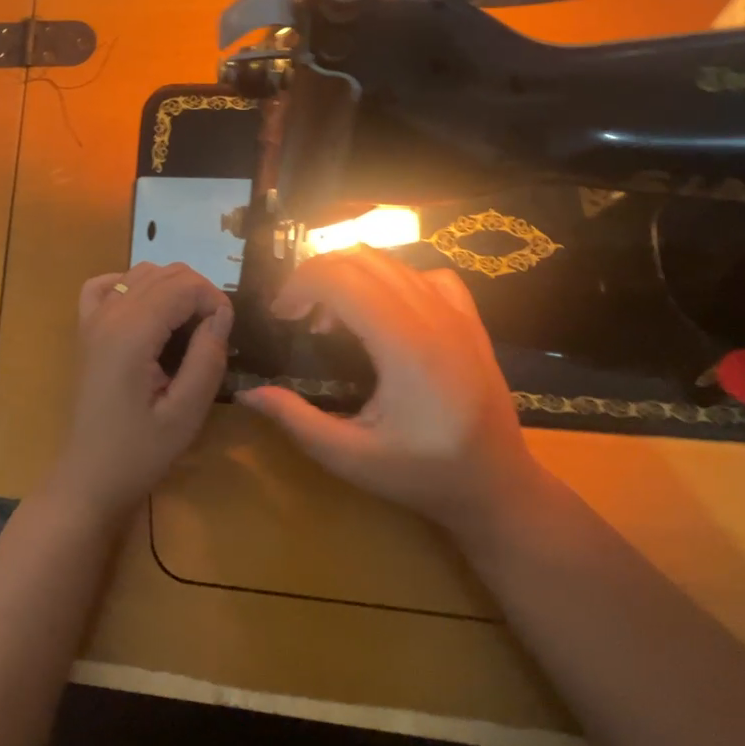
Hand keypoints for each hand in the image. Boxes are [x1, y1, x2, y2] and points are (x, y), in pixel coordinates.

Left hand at [52, 263, 233, 519]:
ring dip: (171, 289)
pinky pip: (106, 285)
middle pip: (164, 272)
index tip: (226, 336)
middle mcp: (107, 314)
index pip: (184, 285)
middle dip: (197, 294)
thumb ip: (207, 358)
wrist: (89, 477)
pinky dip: (133, 287)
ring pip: (140, 273)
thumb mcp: (186, 413)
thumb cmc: (140, 452)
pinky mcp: (85, 331)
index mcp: (131, 333)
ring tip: (187, 330)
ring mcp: (91, 320)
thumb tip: (221, 314)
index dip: (214, 302)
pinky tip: (149, 314)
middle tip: (212, 337)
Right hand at [236, 249, 541, 534]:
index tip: (281, 316)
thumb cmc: (422, 475)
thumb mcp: (349, 457)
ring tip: (330, 319)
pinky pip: (425, 276)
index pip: (342, 278)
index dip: (299, 285)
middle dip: (316, 275)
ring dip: (349, 276)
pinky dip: (391, 280)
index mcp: (405, 346)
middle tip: (296, 315)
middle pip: (362, 259)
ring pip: (392, 262)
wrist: (497, 486)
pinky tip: (381, 314)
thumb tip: (247, 393)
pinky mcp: (470, 321)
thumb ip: (295, 420)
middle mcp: (434, 316)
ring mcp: (458, 315)